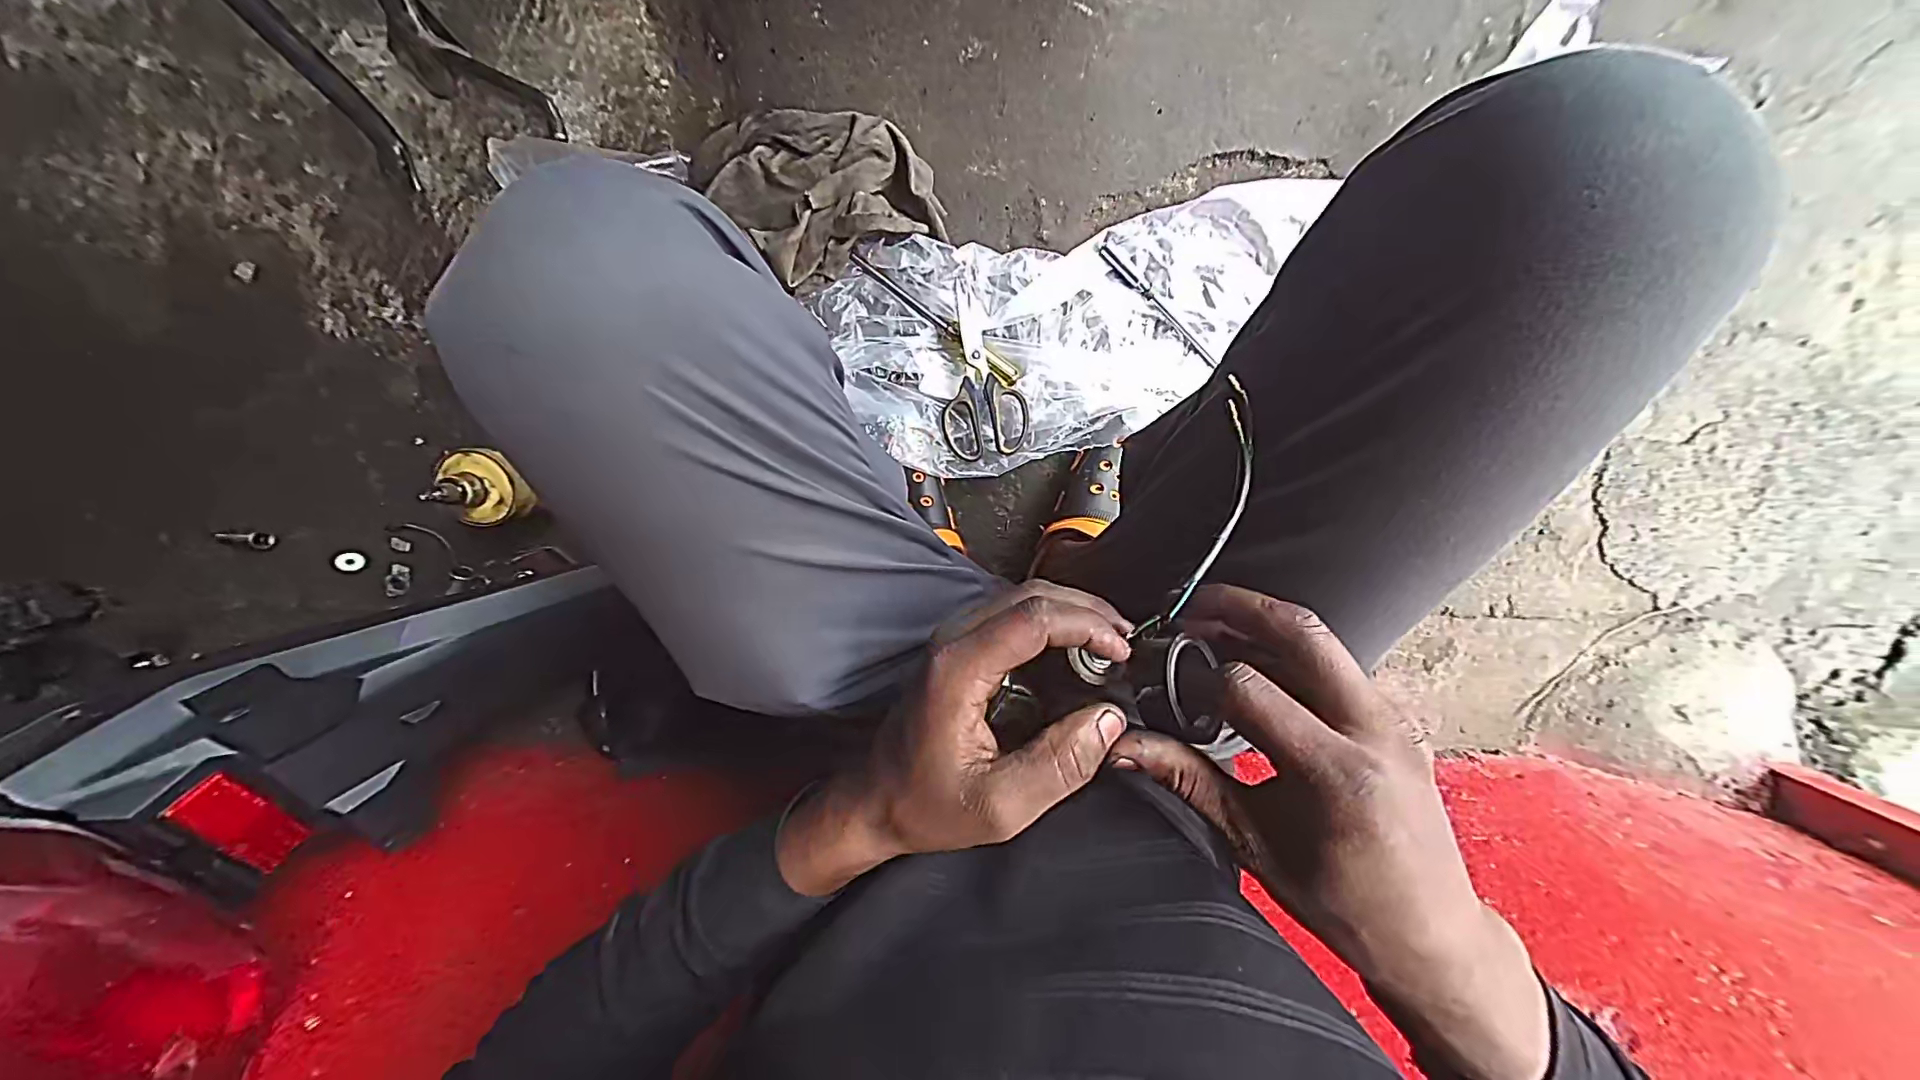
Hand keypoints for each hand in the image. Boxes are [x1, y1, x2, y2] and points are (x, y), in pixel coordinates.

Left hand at [778, 584, 1131, 896]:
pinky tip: (1073, 644)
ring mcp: (952, 641)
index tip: (1119, 647)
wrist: (876, 799)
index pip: (1034, 617)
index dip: (1086, 624)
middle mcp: (952, 644)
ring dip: (1070, 610)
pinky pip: (1010, 615)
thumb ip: (1060, 764)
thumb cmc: (922, 803)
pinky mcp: (958, 649)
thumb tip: (1106, 722)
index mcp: (958, 671)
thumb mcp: (1000, 805)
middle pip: (1030, 595)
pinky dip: (1050, 621)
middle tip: (1123, 637)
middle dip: (1086, 608)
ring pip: (1021, 597)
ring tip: (1108, 638)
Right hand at [1108, 585, 1549, 1079]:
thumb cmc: (1351, 904)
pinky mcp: (1393, 719)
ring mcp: (1392, 721)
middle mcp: (1375, 732)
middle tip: (1190, 607)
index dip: (1195, 675)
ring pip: (1322, 640)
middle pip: (1301, 633)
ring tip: (1212, 630)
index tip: (1167, 678)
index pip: (1248, 687)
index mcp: (1337, 772)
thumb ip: (1187, 779)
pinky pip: (1337, 662)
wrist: (1432, 934)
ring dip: (1261, 624)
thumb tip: (1130, 747)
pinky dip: (1287, 649)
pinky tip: (1254, 661)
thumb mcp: (1254, 842)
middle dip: (1237, 607)